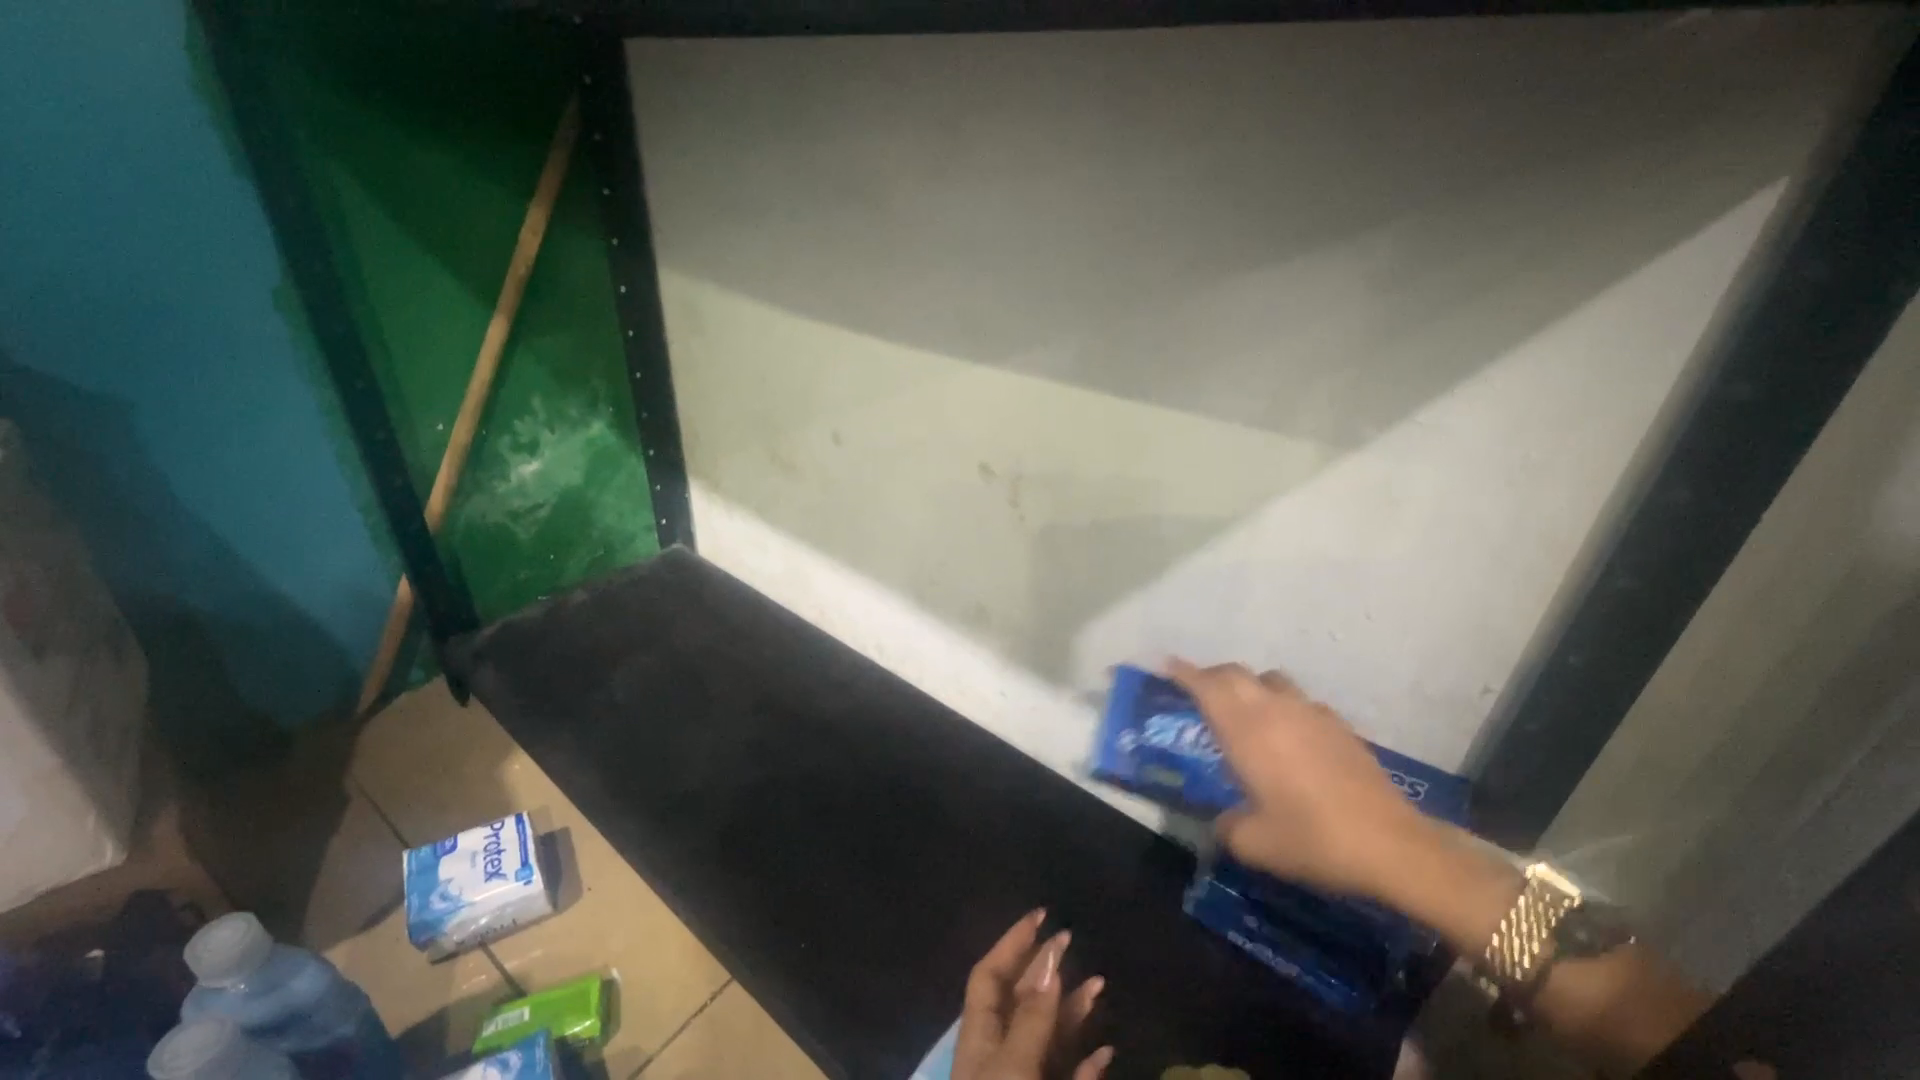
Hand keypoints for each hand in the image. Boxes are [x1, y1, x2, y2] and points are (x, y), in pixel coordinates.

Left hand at [954, 909, 1112, 1079]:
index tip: (1040, 915)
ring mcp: (1022, 1076)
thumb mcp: (1012, 1063)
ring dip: (1073, 1009)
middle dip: (1045, 966)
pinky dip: (1087, 1063)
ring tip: (1099, 983)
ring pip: (1049, 1036)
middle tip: (1069, 937)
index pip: (990, 974)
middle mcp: (999, 1051)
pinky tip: (1106, 1051)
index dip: (1012, 942)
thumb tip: (1050, 963)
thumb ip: (1032, 1016)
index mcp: (980, 1034)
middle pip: (1022, 999)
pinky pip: (1067, 1076)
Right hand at [1167, 659, 1433, 898]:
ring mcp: (1313, 714)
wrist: (1391, 846)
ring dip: (1249, 687)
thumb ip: (1227, 826)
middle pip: (1236, 674)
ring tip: (1242, 713)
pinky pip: (1301, 703)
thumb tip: (1223, 821)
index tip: (1164, 666)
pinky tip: (1289, 738)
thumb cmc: (1312, 839)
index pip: (1206, 686)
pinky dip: (1284, 708)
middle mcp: (1277, 710)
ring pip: (1271, 681)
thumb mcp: (1253, 843)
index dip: (1181, 672)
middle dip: (1211, 677)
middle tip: (1195, 694)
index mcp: (1247, 730)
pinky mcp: (1341, 727)